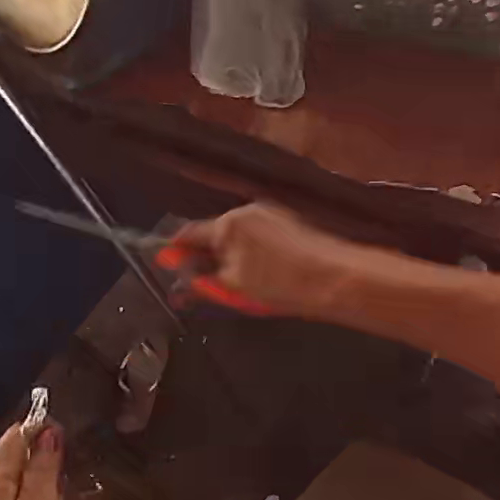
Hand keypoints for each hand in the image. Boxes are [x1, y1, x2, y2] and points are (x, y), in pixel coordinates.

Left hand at [0, 420, 69, 499]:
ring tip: (75, 486)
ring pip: (20, 480)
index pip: (15, 436)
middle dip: (47, 453)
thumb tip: (48, 431)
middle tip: (81, 462)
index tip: (76, 434)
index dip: (44, 428)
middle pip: (15, 456)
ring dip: (47, 478)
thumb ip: (42, 471)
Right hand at [171, 204, 393, 318]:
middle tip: (206, 282)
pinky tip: (262, 277)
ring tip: (240, 286)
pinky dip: (252, 255)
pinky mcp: (289, 224)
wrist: (334, 279)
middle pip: (215, 235)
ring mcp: (270, 215)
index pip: (190, 233)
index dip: (175, 249)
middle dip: (208, 257)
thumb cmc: (281, 284)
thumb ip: (203, 280)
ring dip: (232, 258)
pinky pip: (258, 239)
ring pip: (238, 238)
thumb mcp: (235, 287)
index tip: (165, 260)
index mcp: (228, 224)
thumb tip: (183, 278)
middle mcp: (247, 212)